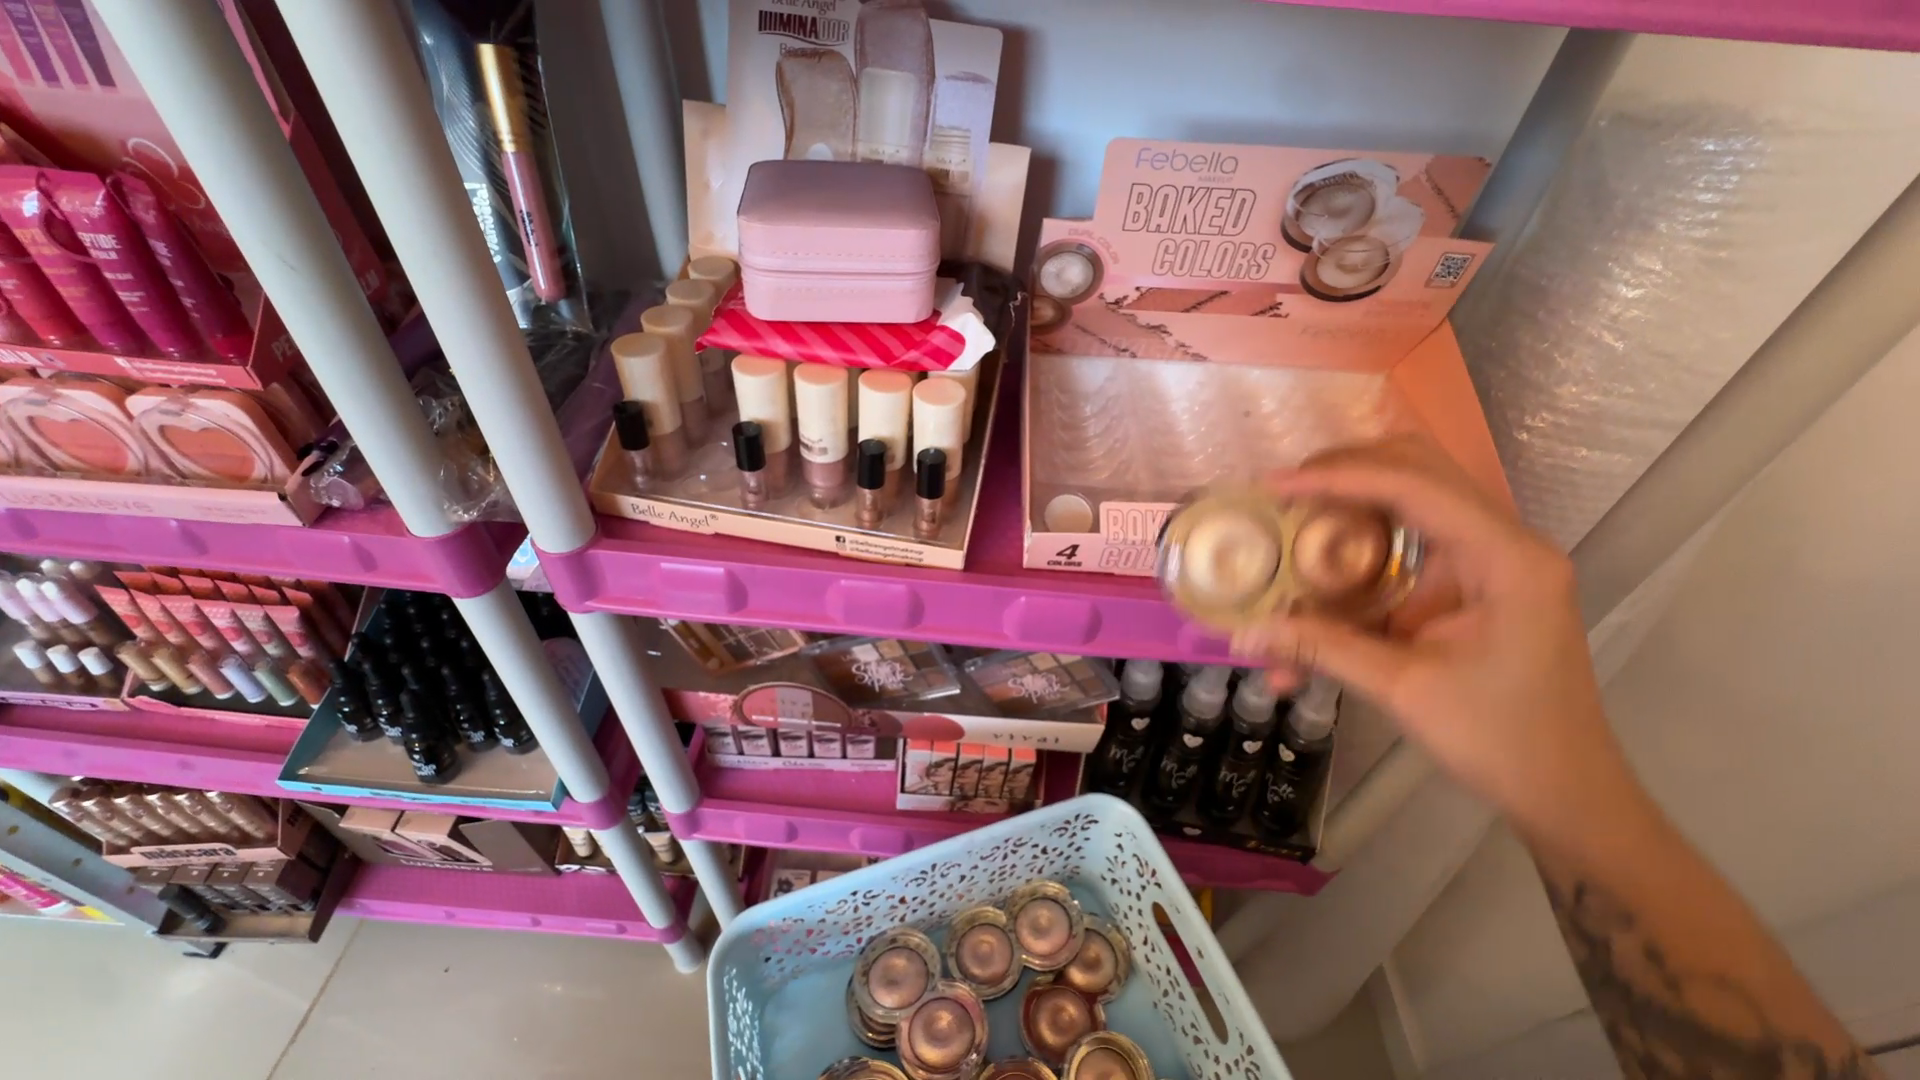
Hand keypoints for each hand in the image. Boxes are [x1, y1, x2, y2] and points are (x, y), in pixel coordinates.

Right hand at [1231, 437, 1636, 835]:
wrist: (1565, 792)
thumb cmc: (1501, 740)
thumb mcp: (1405, 690)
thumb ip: (1323, 650)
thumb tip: (1245, 633)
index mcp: (1506, 558)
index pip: (1414, 487)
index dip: (1338, 478)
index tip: (1274, 486)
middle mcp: (1501, 544)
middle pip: (1418, 472)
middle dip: (1346, 473)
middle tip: (1284, 491)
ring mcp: (1486, 562)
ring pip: (1411, 502)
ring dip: (1349, 504)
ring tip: (1291, 516)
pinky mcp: (1468, 587)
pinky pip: (1405, 549)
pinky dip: (1356, 553)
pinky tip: (1314, 579)